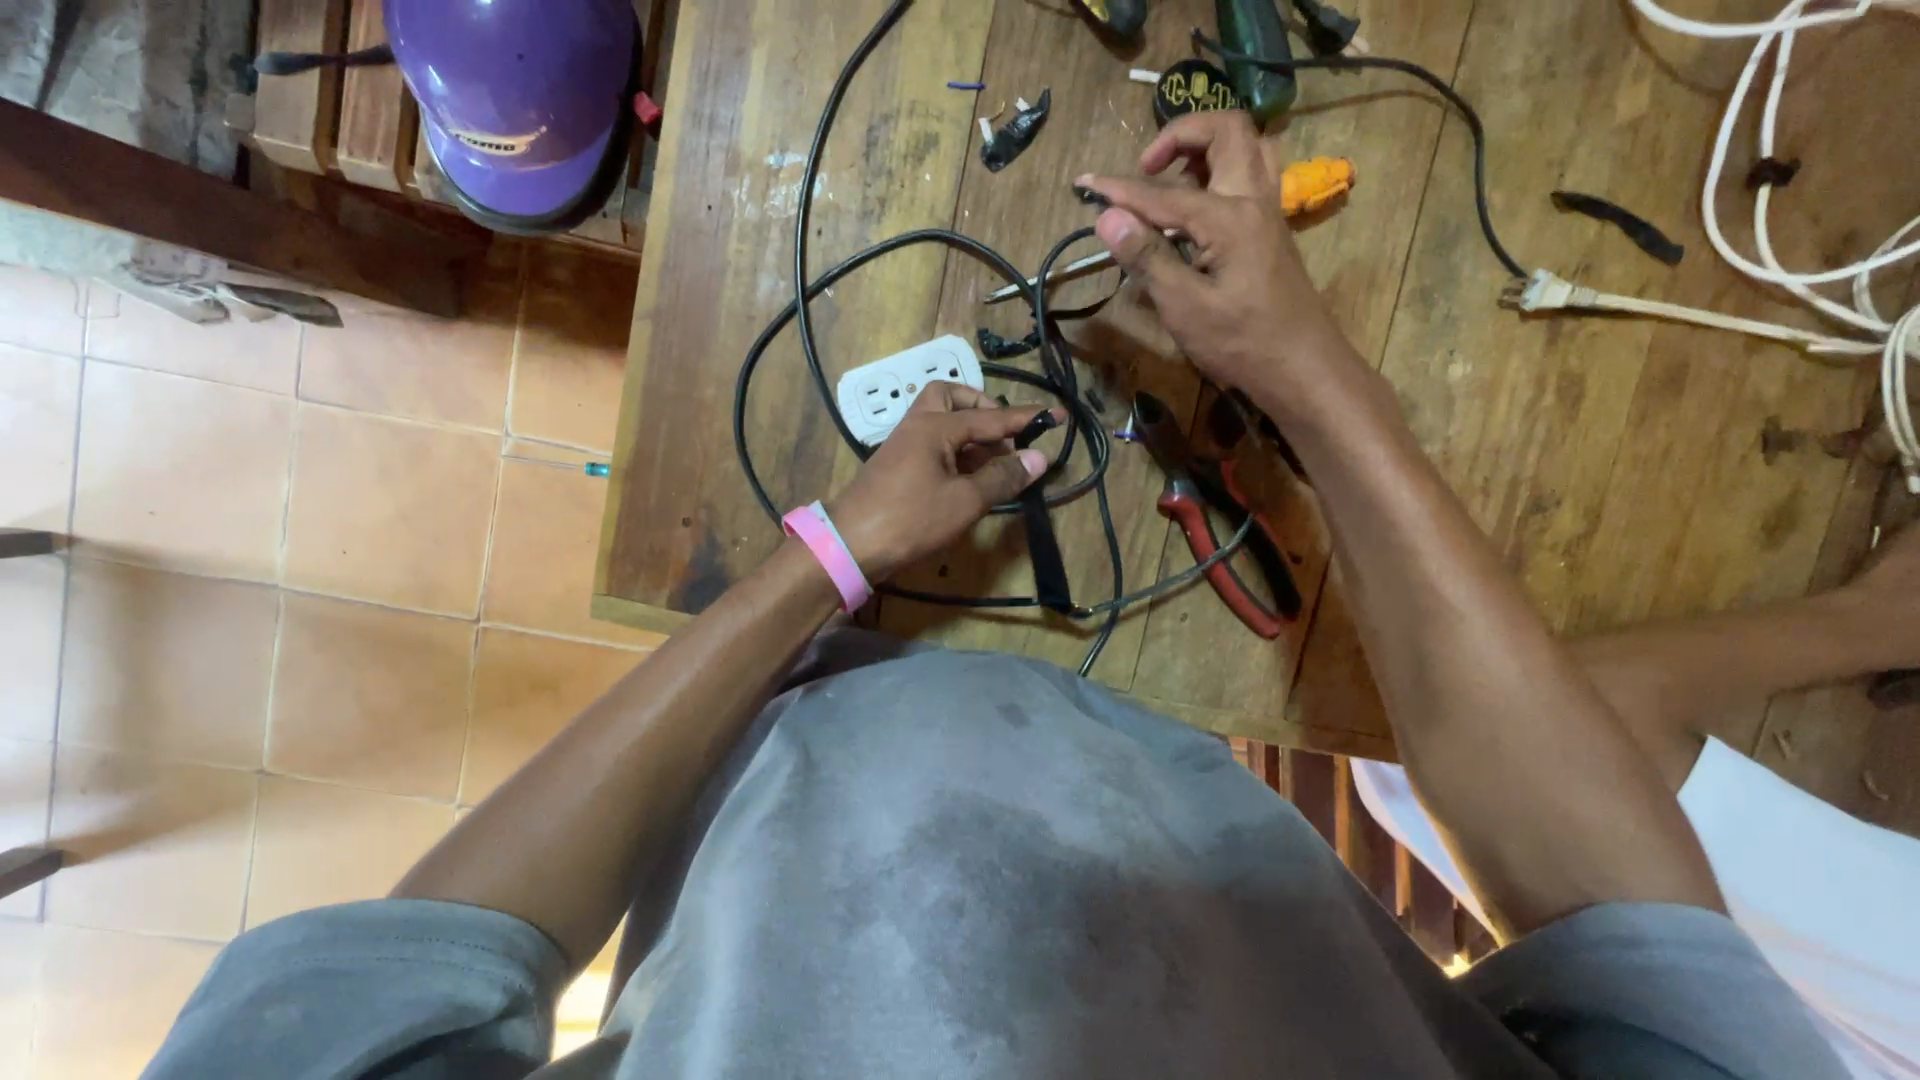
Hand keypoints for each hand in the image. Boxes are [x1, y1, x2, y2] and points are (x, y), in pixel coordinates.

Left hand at [827, 383, 1056, 581]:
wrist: (850, 545)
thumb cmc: (910, 519)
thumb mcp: (964, 501)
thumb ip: (1002, 477)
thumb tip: (1039, 458)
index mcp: (935, 426)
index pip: (991, 416)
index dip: (1025, 419)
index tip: (1056, 415)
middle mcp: (917, 426)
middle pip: (951, 398)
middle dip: (982, 410)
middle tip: (1003, 438)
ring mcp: (903, 446)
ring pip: (940, 422)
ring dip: (969, 435)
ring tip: (993, 464)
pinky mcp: (896, 468)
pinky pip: (932, 445)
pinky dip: (955, 453)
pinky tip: (969, 479)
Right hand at [1077, 111, 1360, 394]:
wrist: (1302, 368)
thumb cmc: (1241, 343)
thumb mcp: (1185, 306)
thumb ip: (1147, 257)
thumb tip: (1107, 217)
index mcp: (1229, 217)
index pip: (1162, 193)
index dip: (1119, 188)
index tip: (1085, 182)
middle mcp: (1254, 200)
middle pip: (1226, 130)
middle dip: (1181, 134)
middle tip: (1147, 167)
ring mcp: (1268, 212)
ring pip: (1247, 147)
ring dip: (1208, 148)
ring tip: (1173, 178)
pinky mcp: (1271, 231)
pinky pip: (1251, 175)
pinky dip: (1221, 172)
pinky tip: (1196, 209)